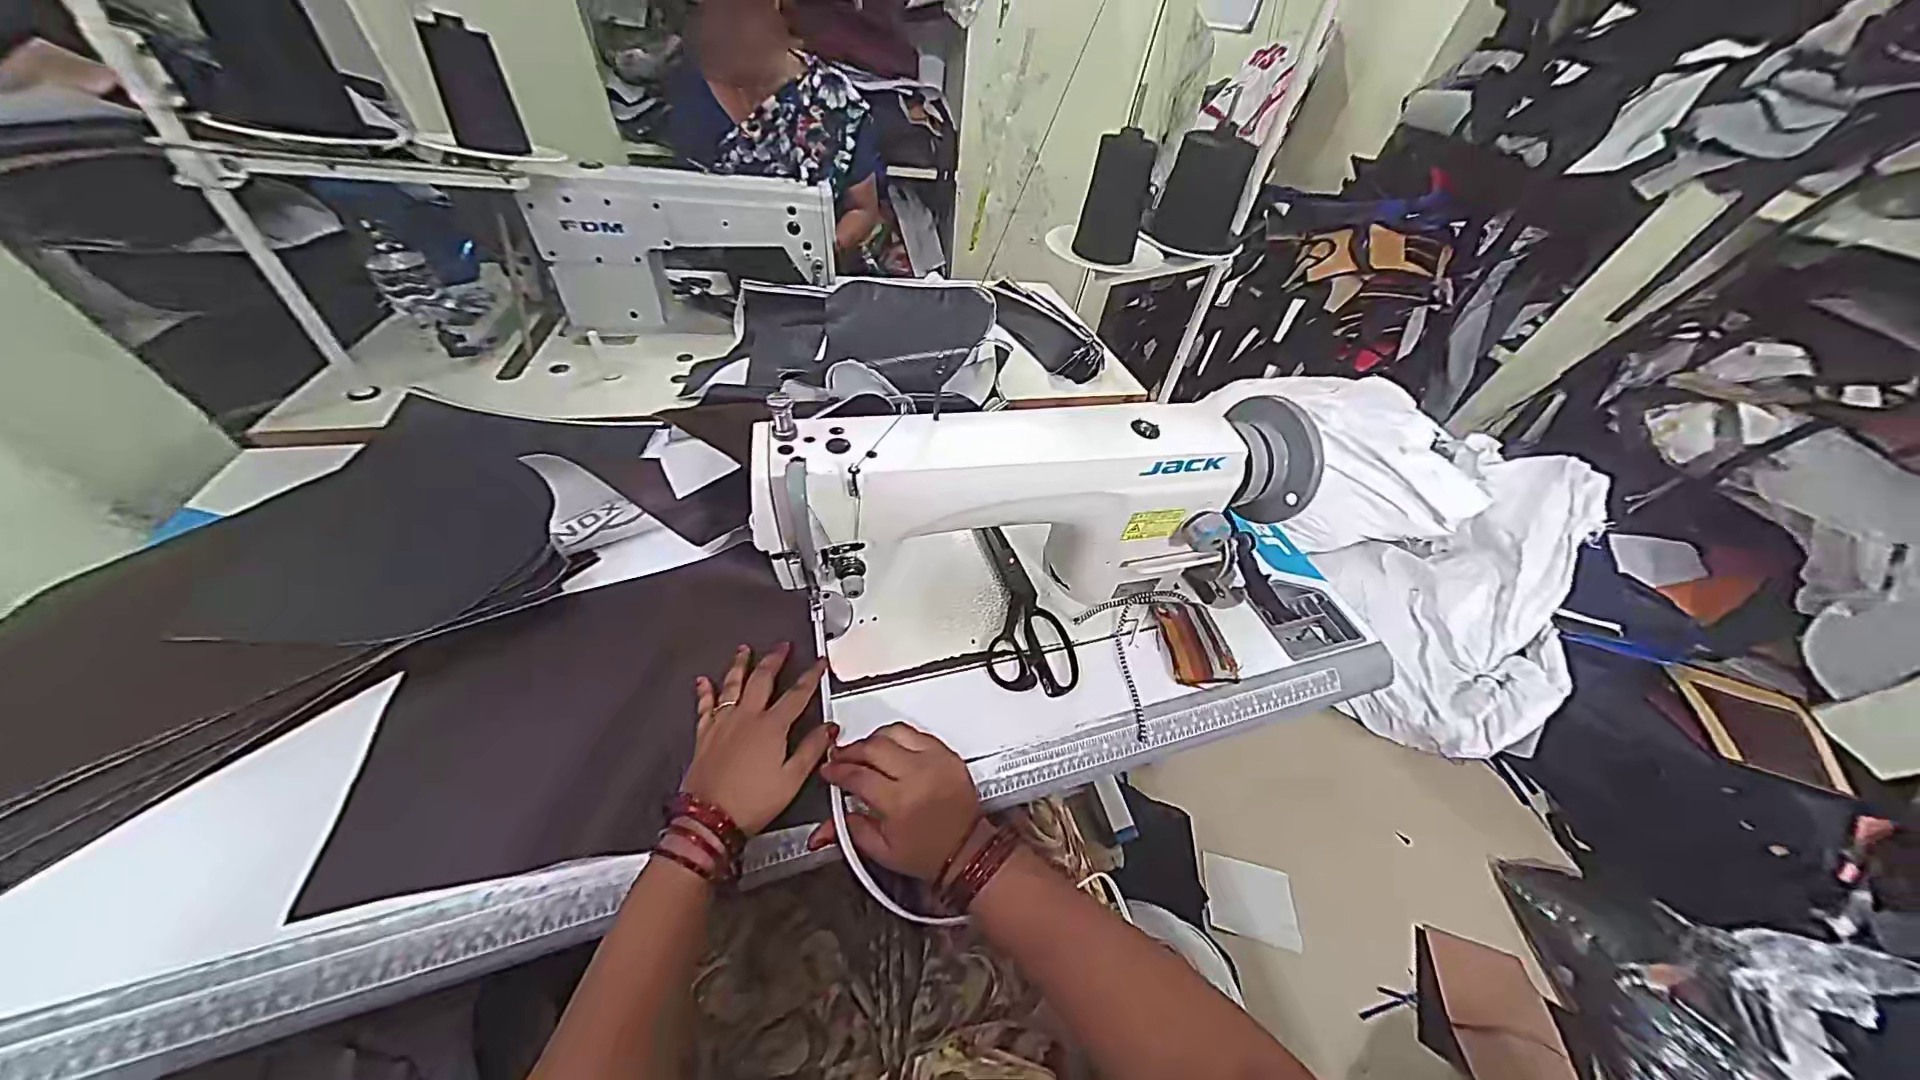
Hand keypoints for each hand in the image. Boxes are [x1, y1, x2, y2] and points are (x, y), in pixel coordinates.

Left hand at [682, 643, 833, 835]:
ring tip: (744, 651)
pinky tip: (703, 681)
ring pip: (732, 684)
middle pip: (762, 678)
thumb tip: (828, 730)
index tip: (818, 664)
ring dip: (739, 665)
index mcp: (771, 727)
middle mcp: (746, 718)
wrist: (708, 819)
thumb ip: (812, 749)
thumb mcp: (792, 779)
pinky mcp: (704, 735)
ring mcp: (723, 724)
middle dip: (774, 659)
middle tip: (782, 647)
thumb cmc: (750, 802)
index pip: (797, 693)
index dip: (811, 676)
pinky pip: (704, 705)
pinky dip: (704, 691)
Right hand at [806, 723, 979, 880]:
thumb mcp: (882, 851)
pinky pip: (918, 734)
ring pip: (895, 732)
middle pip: (873, 747)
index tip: (830, 770)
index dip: (837, 770)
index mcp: (900, 802)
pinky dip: (900, 738)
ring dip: (875, 738)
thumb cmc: (929, 854)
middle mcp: (919, 776)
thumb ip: (850, 830)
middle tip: (842, 757)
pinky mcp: (948, 755)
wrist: (966, 851)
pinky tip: (892, 747)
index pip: (858, 775)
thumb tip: (825, 824)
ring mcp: (936, 761)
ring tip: (865, 750)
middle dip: (851, 750)